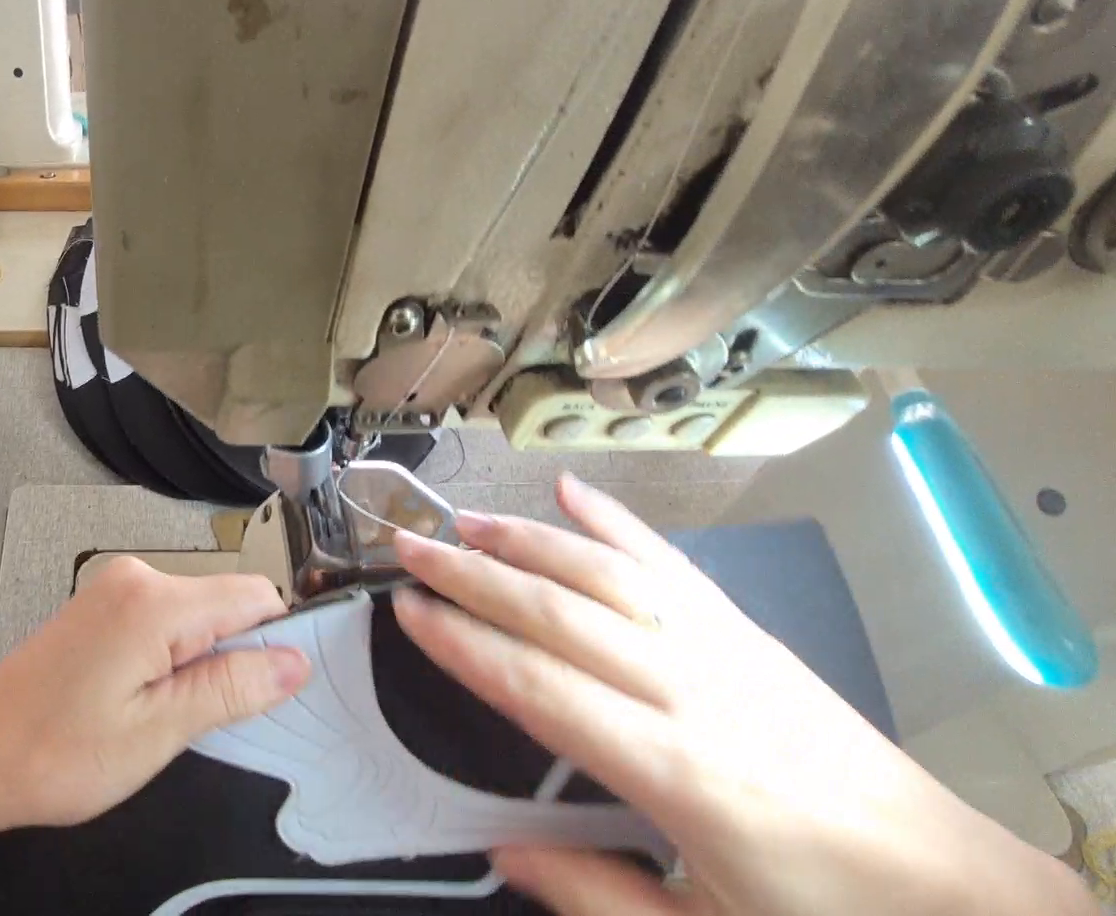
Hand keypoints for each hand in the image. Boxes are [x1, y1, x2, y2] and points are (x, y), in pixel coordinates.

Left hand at [0, 558, 308, 905]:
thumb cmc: (51, 754)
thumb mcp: (157, 732)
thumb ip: (232, 688)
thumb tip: (293, 661)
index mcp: (152, 601)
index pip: (256, 595)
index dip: (278, 640)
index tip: (274, 688)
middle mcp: (135, 579)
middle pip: (228, 603)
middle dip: (235, 657)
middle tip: (203, 716)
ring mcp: (115, 588)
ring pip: (200, 613)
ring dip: (201, 661)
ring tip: (162, 713)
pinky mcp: (104, 605)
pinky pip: (168, 618)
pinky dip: (174, 655)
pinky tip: (144, 697)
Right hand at [390, 474, 1094, 915]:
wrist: (958, 893)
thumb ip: (595, 896)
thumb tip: (500, 852)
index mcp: (672, 771)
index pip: (537, 686)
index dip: (462, 645)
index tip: (407, 612)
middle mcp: (689, 691)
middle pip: (557, 614)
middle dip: (472, 577)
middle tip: (409, 549)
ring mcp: (722, 650)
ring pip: (605, 574)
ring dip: (528, 541)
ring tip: (466, 521)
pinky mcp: (747, 632)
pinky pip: (671, 562)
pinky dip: (617, 522)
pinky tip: (572, 491)